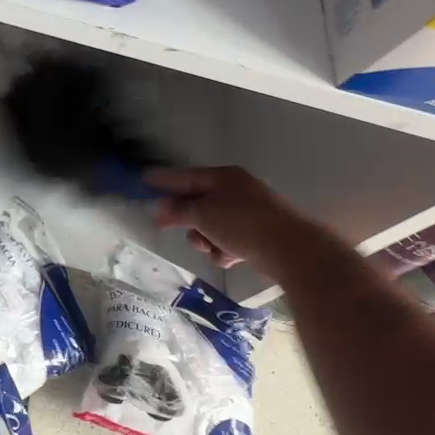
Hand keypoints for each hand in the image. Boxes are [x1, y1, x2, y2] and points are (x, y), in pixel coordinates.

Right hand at [144, 166, 327, 279]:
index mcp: (223, 177)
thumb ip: (178, 210)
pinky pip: (228, 239)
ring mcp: (248, 213)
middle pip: (198, 202)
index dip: (163, 180)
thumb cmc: (242, 223)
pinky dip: (224, 249)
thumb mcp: (202, 214)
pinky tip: (231, 257)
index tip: (144, 181)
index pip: (185, 176)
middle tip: (165, 226)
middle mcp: (235, 191)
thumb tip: (162, 207)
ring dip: (206, 238)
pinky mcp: (256, 234)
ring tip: (212, 248)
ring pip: (211, 225)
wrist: (290, 248)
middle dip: (186, 219)